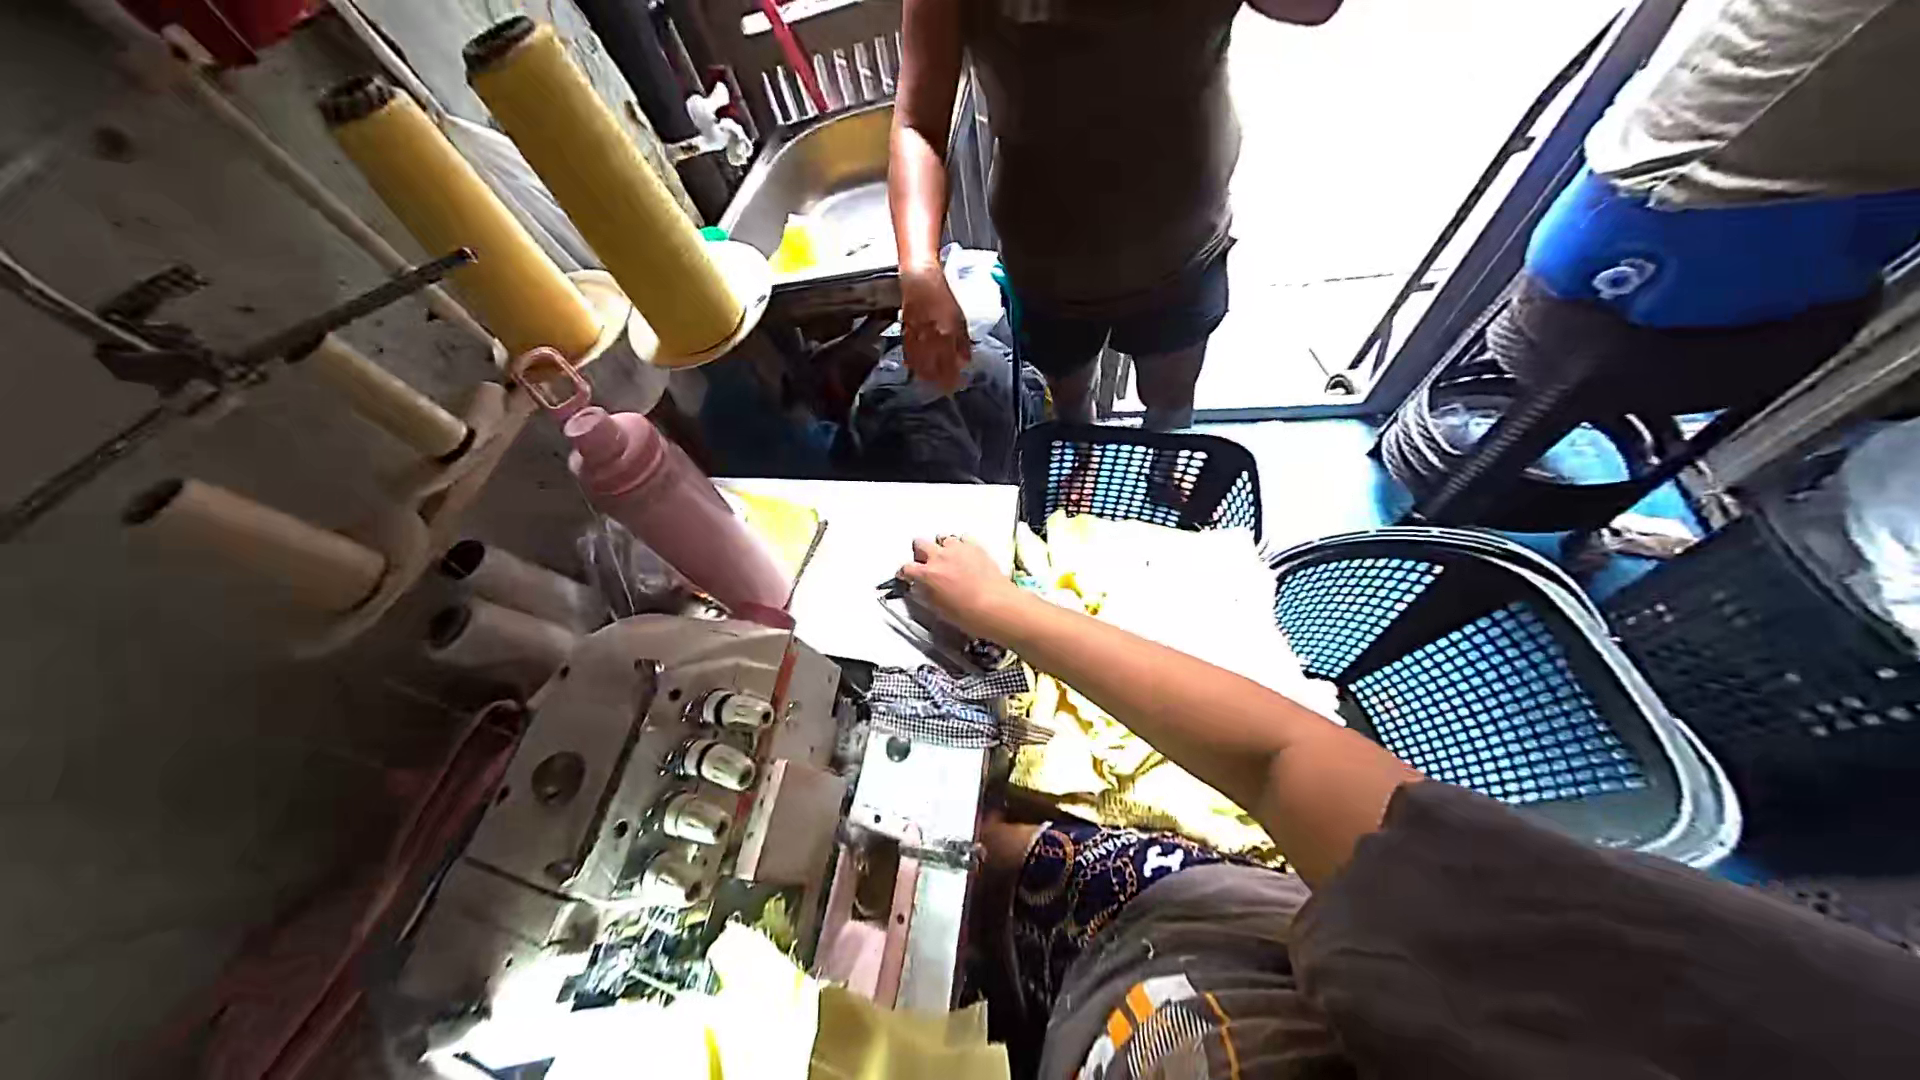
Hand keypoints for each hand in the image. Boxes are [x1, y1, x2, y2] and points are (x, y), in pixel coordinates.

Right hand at [898, 535, 1025, 638]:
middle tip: (926, 562)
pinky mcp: (975, 546)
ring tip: (948, 557)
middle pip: (920, 543)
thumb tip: (921, 587)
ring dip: (942, 546)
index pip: (906, 568)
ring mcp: (958, 549)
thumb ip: (926, 593)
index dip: (904, 572)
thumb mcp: (938, 609)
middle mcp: (939, 556)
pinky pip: (963, 539)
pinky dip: (961, 545)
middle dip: (920, 552)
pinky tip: (965, 555)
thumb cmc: (967, 614)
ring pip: (943, 538)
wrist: (996, 606)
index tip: (906, 576)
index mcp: (927, 574)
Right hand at [899, 265, 969, 394]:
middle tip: (945, 389)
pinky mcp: (906, 335)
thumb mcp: (960, 319)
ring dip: (927, 377)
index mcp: (946, 335)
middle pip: (934, 369)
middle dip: (940, 382)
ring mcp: (916, 339)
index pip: (950, 365)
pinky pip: (910, 356)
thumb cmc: (942, 298)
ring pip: (920, 366)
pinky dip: (914, 365)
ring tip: (932, 383)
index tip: (957, 386)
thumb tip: (965, 361)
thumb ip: (962, 342)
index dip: (953, 379)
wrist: (919, 282)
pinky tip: (917, 370)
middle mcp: (930, 340)